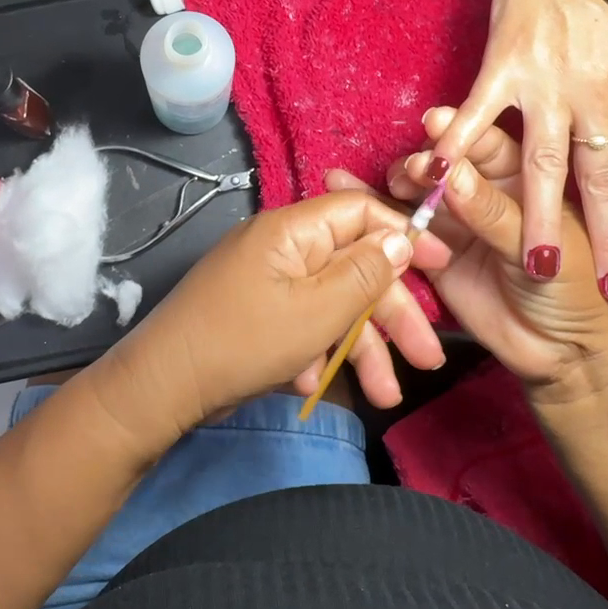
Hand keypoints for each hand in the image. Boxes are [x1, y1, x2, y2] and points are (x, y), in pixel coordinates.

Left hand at [95, 191, 449, 437]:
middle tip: (427, 359)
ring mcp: (268, 281)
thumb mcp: (317, 310)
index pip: (360, 212)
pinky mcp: (258, 313)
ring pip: (331, 303)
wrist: (166, 384)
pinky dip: (316, 352)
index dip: (403, 236)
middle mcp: (282, 247)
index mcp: (293, 230)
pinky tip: (312, 384)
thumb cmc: (245, 339)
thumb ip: (364, 274)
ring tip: (383, 396)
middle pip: (352, 267)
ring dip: (359, 347)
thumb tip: (400, 239)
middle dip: (390, 315)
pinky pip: (302, 323)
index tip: (441, 266)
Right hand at [357, 108, 607, 403]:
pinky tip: (342, 185)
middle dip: (423, 161)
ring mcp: (452, 222)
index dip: (460, 132)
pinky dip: (372, 209)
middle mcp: (480, 192)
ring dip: (395, 181)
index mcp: (519, 177)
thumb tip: (448, 172)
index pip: (484, 144)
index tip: (435, 124)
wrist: (565, 355)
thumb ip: (492, 210)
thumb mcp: (540, 243)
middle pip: (442, 164)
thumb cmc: (575, 288)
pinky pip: (398, 229)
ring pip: (415, 192)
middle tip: (411, 170)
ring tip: (386, 183)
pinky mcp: (428, 253)